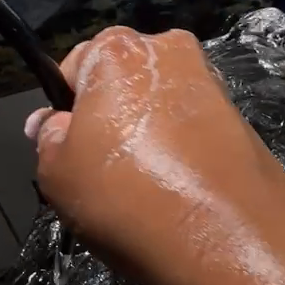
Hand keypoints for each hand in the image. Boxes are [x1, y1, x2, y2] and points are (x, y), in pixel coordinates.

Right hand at [24, 27, 284, 275]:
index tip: (69, 151)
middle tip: (102, 175)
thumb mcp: (57, 173)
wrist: (229, 236)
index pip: (75, 67)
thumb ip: (48, 138)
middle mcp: (168, 48)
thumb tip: (51, 122)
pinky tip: (175, 193)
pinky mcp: (237, 114)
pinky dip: (179, 150)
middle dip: (108, 120)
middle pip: (121, 82)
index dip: (66, 111)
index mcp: (119, 48)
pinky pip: (190, 126)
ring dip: (145, 136)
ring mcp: (209, 79)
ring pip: (157, 105)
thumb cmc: (127, 194)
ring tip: (141, 191)